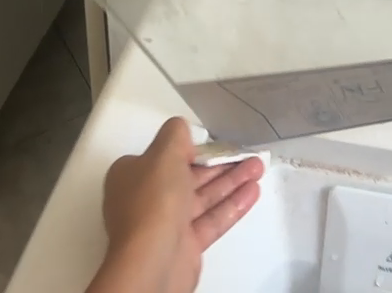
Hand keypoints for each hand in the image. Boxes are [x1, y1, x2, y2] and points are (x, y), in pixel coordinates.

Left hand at [88, 118, 264, 292]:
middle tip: (247, 152)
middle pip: (189, 175)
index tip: (213, 142)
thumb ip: (176, 135)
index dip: (189, 148)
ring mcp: (166, 223)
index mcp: (133, 174)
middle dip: (219, 163)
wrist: (151, 263)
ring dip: (231, 181)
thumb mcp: (163, 153)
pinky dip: (231, 205)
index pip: (164, 155)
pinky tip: (253, 191)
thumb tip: (182, 129)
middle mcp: (147, 198)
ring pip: (203, 196)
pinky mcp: (185, 245)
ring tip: (258, 167)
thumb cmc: (154, 201)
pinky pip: (211, 219)